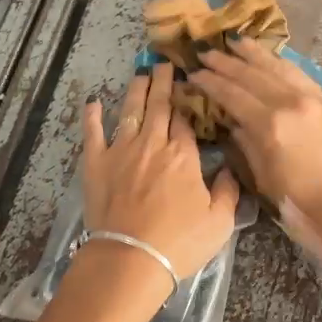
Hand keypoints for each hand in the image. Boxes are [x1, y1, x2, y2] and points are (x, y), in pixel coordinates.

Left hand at [80, 62, 239, 283]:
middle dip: (163, 82)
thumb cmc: (179, 242)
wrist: (130, 258)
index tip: (189, 84)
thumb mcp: (219, 223)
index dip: (188, 100)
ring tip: (140, 72)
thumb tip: (230, 167)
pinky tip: (93, 102)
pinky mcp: (96, 162)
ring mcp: (121, 150)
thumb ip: (228, 191)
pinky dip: (92, 115)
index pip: (187, 119)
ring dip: (136, 90)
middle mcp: (153, 143)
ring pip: (130, 110)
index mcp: (183, 155)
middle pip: (159, 105)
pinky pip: (93, 132)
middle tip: (164, 62)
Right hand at [188, 39, 321, 273]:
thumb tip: (234, 123)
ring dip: (253, 54)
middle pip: (251, 75)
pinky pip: (298, 73)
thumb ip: (247, 146)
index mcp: (271, 126)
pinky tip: (269, 57)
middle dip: (226, 63)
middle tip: (205, 53)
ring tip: (234, 42)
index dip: (210, 82)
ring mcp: (312, 99)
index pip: (232, 95)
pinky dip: (280, 62)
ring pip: (277, 66)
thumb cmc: (307, 207)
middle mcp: (290, 103)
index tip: (193, 73)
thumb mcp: (267, 182)